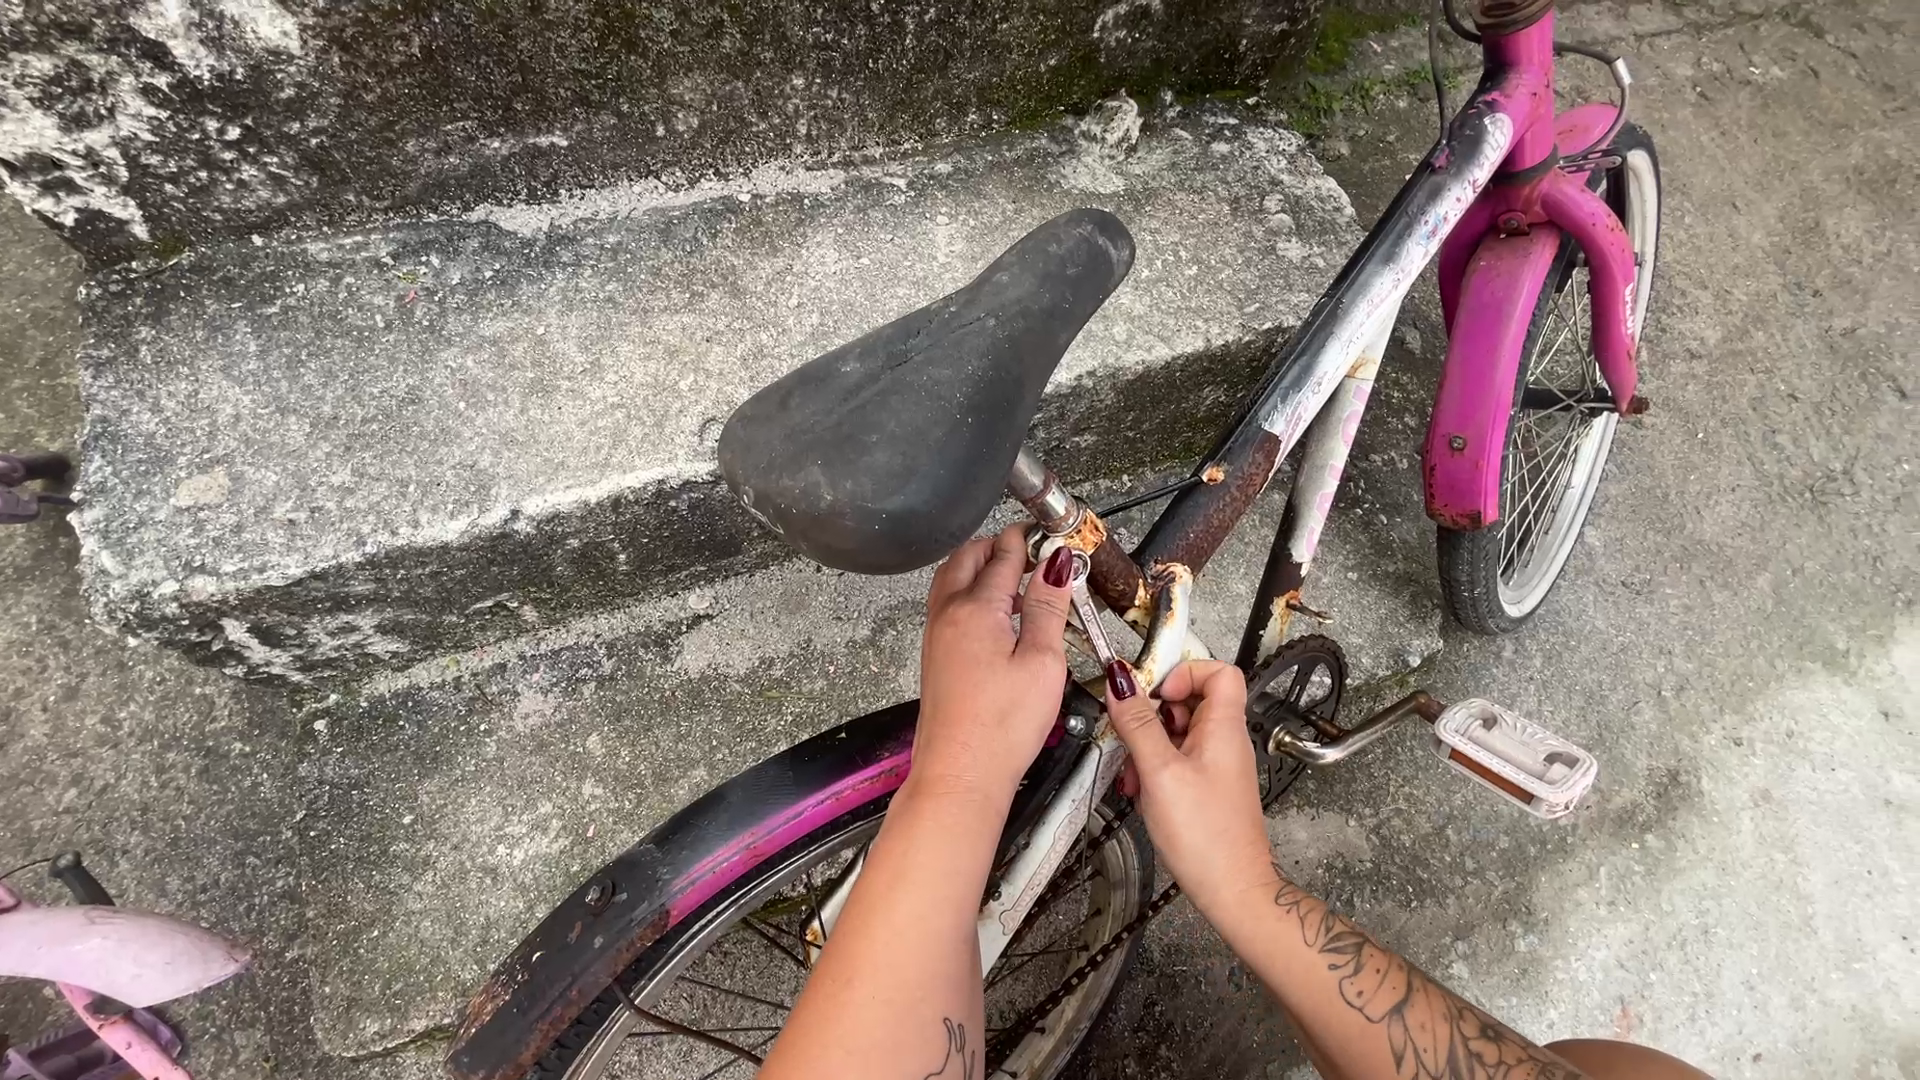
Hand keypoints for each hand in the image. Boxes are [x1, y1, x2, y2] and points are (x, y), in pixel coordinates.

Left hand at [912, 526, 1076, 801]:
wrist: (960, 773)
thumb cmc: (1002, 726)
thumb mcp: (1041, 661)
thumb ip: (1047, 607)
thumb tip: (1055, 564)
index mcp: (975, 609)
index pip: (1002, 557)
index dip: (1024, 540)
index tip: (1044, 532)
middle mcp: (947, 614)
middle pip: (966, 559)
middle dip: (994, 544)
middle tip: (1024, 546)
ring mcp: (936, 635)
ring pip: (950, 580)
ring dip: (977, 566)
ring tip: (1010, 574)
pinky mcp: (934, 656)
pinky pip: (946, 604)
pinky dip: (966, 591)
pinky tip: (991, 612)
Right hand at [1104, 660, 1278, 918]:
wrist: (1233, 892)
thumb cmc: (1206, 836)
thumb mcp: (1160, 771)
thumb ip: (1137, 724)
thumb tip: (1119, 681)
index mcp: (1223, 727)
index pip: (1218, 671)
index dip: (1183, 672)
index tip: (1152, 692)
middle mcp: (1224, 740)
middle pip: (1188, 699)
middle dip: (1152, 713)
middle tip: (1132, 735)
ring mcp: (1215, 763)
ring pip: (1177, 730)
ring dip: (1147, 744)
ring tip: (1133, 772)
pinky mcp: (1206, 785)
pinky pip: (1176, 758)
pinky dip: (1153, 766)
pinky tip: (1140, 789)